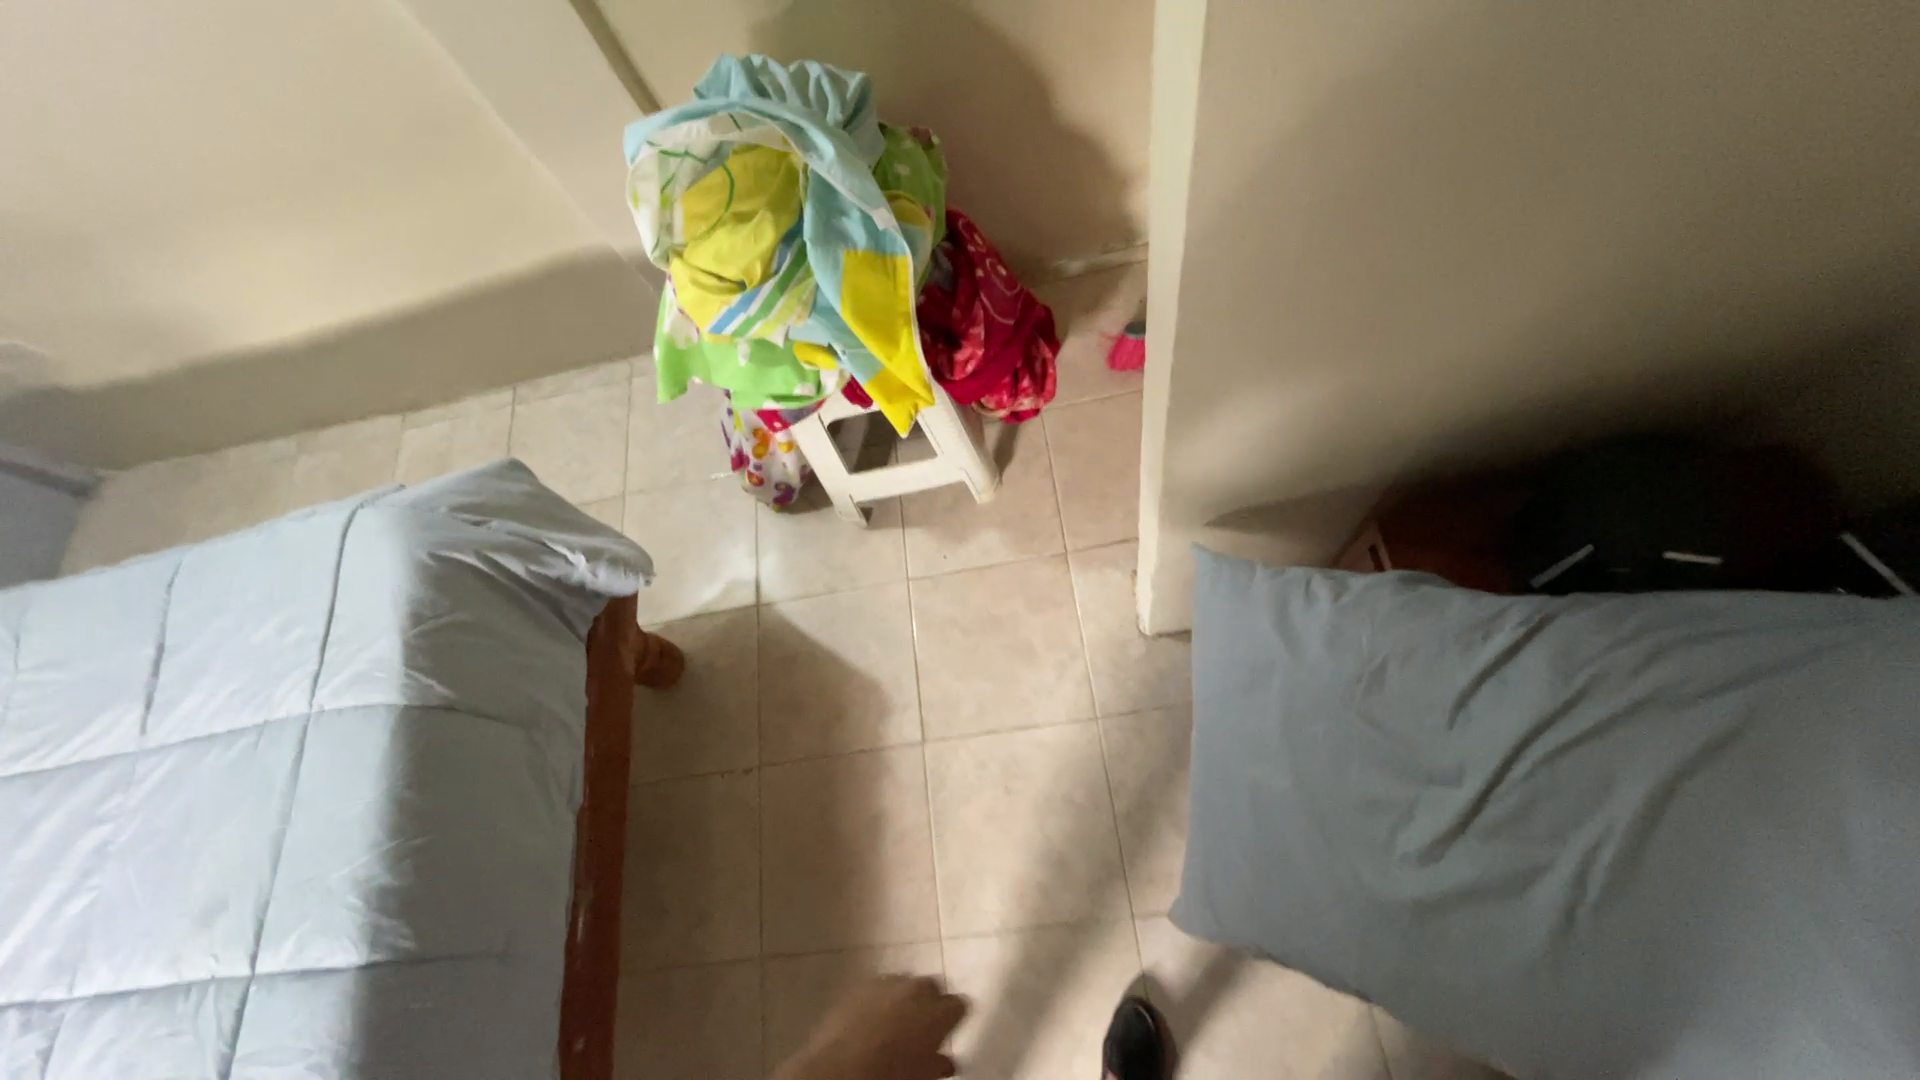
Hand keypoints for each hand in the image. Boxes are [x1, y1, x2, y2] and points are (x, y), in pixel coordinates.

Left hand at [775, 974, 970, 1079]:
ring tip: (894, 1022)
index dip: (954, 1019)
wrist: (839, 1070)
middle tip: (921, 1028)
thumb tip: (946, 1062)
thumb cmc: (890, 1076)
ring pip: (904, 983)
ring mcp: (888, 981)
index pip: (959, 1005)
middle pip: (932, 986)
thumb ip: (937, 1064)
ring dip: (904, 998)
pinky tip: (871, 1018)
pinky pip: (879, 986)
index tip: (947, 1032)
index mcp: (939, 1012)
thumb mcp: (921, 1076)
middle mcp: (917, 988)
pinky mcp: (861, 983)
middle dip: (929, 1003)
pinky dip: (880, 998)